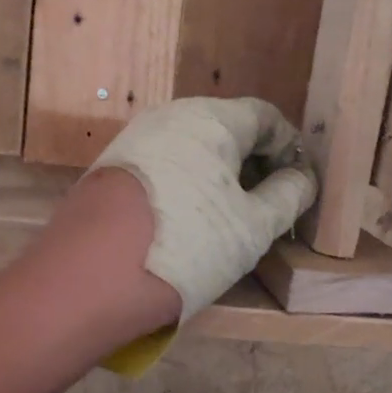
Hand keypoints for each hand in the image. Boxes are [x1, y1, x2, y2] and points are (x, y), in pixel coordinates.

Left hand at [87, 97, 316, 322]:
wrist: (89, 276)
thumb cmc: (188, 245)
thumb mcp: (253, 227)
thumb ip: (288, 196)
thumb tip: (301, 178)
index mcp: (211, 117)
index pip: (266, 117)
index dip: (290, 149)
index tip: (298, 187)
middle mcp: (170, 116)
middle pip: (227, 129)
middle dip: (254, 163)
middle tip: (268, 207)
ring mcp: (135, 140)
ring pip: (193, 150)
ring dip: (219, 177)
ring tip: (230, 221)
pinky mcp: (112, 167)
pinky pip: (165, 166)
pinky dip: (186, 186)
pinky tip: (188, 224)